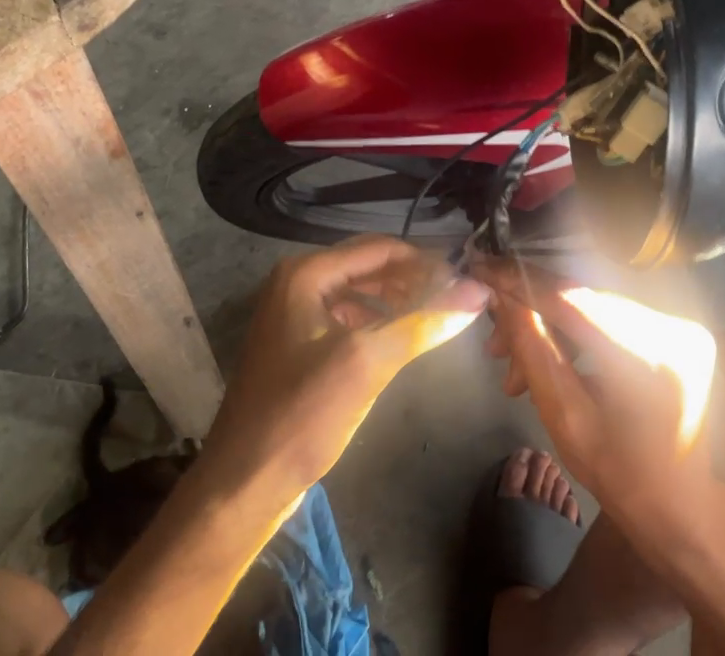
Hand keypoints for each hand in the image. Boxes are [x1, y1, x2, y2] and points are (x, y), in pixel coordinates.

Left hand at [202, 237, 490, 492]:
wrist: (246, 477)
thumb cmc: (303, 414)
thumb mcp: (367, 362)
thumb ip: (422, 322)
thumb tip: (478, 289)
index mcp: (305, 273)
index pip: (379, 248)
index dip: (426, 261)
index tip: (469, 281)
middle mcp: (295, 283)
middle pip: (367, 266)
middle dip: (413, 279)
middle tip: (459, 300)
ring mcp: (292, 315)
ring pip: (357, 293)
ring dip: (396, 300)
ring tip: (436, 318)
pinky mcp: (296, 346)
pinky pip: (344, 319)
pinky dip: (375, 323)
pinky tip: (398, 342)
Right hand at [472, 255, 724, 566]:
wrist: (683, 508)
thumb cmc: (623, 477)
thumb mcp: (566, 418)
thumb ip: (534, 350)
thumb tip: (501, 296)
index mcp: (653, 355)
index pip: (574, 298)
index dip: (521, 280)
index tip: (480, 265)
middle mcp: (674, 326)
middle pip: (582, 297)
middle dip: (530, 314)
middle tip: (495, 349)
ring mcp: (679, 325)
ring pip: (591, 304)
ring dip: (549, 327)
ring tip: (516, 370)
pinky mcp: (674, 329)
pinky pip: (609, 315)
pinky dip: (575, 332)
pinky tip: (551, 361)